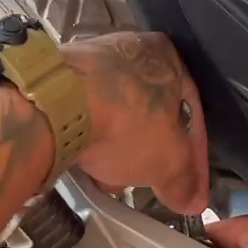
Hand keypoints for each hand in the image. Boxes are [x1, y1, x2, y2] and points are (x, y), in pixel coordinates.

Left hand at [61, 33, 208, 213]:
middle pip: (151, 113)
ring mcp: (90, 59)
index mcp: (168, 56)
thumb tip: (193, 199)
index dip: (193, 158)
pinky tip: (85, 165)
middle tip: (148, 183)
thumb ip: (183, 180)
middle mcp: (130, 48)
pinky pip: (84, 113)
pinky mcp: (58, 76)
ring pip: (116, 114)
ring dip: (117, 150)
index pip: (191, 113)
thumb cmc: (125, 121)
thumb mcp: (168, 160)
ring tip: (111, 180)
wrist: (54, 103)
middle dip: (150, 154)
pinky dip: (90, 139)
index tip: (187, 186)